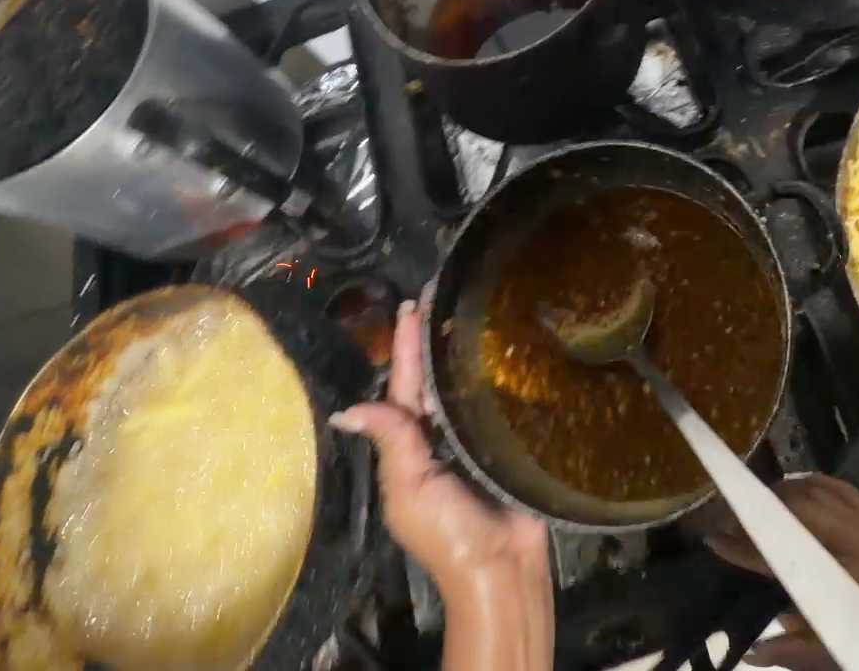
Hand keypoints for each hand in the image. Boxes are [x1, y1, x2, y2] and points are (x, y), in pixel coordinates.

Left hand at [330, 300, 549, 593]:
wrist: (503, 566)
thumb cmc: (449, 531)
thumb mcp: (410, 488)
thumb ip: (392, 442)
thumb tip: (347, 410)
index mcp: (411, 441)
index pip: (407, 382)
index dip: (407, 343)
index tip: (411, 304)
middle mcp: (440, 432)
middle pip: (435, 375)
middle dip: (435, 336)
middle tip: (443, 292)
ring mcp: (474, 434)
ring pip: (465, 382)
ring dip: (467, 347)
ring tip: (473, 307)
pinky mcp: (507, 438)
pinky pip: (499, 398)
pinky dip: (499, 372)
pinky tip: (510, 345)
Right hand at [706, 475, 858, 670]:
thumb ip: (804, 653)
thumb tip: (756, 653)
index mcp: (848, 570)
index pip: (784, 549)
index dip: (745, 544)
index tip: (712, 538)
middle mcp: (856, 536)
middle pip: (796, 505)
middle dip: (758, 508)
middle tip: (728, 518)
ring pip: (816, 491)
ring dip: (782, 493)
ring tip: (756, 502)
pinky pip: (839, 490)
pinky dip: (812, 485)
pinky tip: (799, 491)